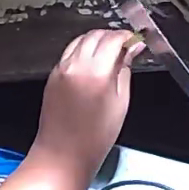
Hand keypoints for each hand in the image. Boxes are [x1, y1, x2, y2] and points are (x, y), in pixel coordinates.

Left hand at [31, 29, 143, 181]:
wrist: (63, 154)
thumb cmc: (95, 136)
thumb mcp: (120, 102)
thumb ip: (124, 70)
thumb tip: (131, 50)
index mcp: (96, 72)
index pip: (112, 39)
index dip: (126, 36)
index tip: (136, 41)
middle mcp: (75, 66)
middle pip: (95, 35)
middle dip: (112, 36)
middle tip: (126, 46)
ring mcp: (61, 69)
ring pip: (80, 40)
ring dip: (96, 40)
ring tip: (110, 53)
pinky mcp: (53, 75)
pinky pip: (69, 52)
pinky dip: (83, 50)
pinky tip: (93, 63)